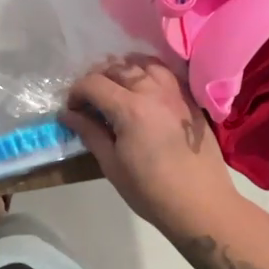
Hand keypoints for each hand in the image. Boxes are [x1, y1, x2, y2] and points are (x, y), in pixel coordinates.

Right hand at [61, 54, 239, 229]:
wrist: (201, 205)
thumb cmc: (151, 191)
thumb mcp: (112, 165)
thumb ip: (90, 133)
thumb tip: (68, 114)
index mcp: (129, 109)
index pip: (93, 83)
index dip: (76, 92)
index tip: (72, 110)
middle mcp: (153, 92)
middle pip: (118, 67)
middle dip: (97, 78)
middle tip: (91, 100)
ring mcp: (175, 93)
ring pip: (144, 63)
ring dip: (125, 70)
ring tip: (118, 88)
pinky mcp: (190, 101)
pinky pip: (167, 73)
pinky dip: (149, 72)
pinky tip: (144, 89)